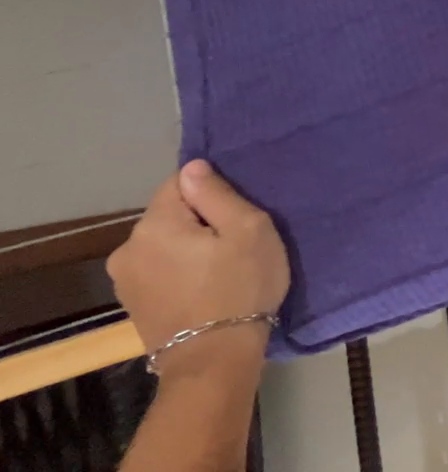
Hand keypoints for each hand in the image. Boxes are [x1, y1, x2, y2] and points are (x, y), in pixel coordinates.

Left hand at [108, 159, 289, 376]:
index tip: (239, 207)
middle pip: (170, 214)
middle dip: (201, 217)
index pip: (178, 183)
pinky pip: (160, 265)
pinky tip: (207, 280)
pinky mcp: (133, 300)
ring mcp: (124, 278)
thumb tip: (194, 168)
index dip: (212, 188)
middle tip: (240, 235)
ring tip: (225, 260)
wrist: (213, 353)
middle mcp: (127, 248)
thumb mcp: (248, 229)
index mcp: (155, 226)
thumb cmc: (240, 283)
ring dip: (191, 243)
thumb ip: (217, 195)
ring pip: (164, 241)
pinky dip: (182, 265)